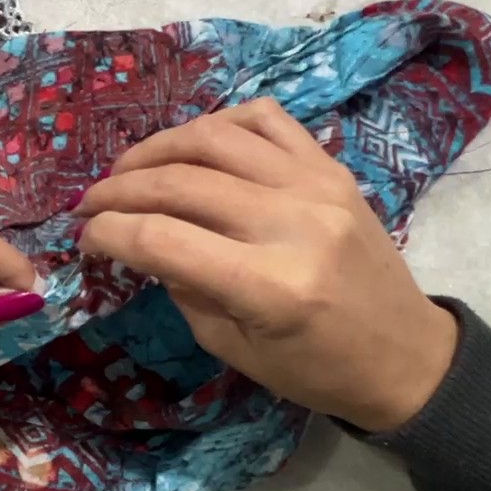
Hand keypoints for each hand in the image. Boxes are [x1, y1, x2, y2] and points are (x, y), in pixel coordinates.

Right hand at [76, 99, 457, 432]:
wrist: (406, 356)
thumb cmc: (314, 370)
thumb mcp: (230, 347)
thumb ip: (182, 288)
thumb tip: (142, 242)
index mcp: (268, 286)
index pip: (161, 239)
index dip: (108, 233)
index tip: (84, 240)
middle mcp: (293, 223)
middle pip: (179, 182)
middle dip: (117, 190)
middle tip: (88, 204)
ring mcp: (318, 185)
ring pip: (215, 137)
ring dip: (156, 149)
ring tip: (126, 170)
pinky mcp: (332, 168)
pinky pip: (265, 120)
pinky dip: (216, 124)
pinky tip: (191, 147)